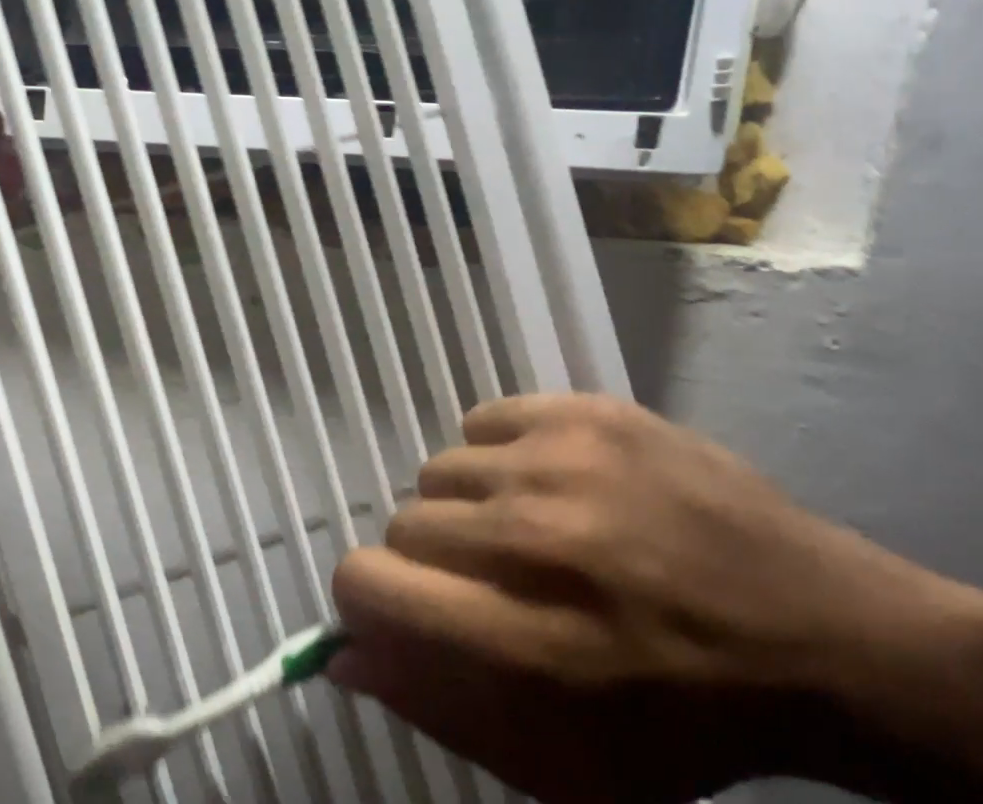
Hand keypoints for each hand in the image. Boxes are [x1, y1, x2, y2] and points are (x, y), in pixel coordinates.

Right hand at [330, 394, 964, 802]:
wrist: (836, 643)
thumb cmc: (682, 719)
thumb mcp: (559, 763)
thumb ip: (435, 707)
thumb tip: (343, 655)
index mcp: (521, 640)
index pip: (366, 581)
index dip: (369, 599)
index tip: (400, 607)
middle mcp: (531, 541)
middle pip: (401, 523)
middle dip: (430, 559)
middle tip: (491, 580)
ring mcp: (562, 466)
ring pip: (438, 472)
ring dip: (470, 508)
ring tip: (533, 534)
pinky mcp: (591, 415)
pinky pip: (483, 421)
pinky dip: (501, 456)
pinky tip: (553, 487)